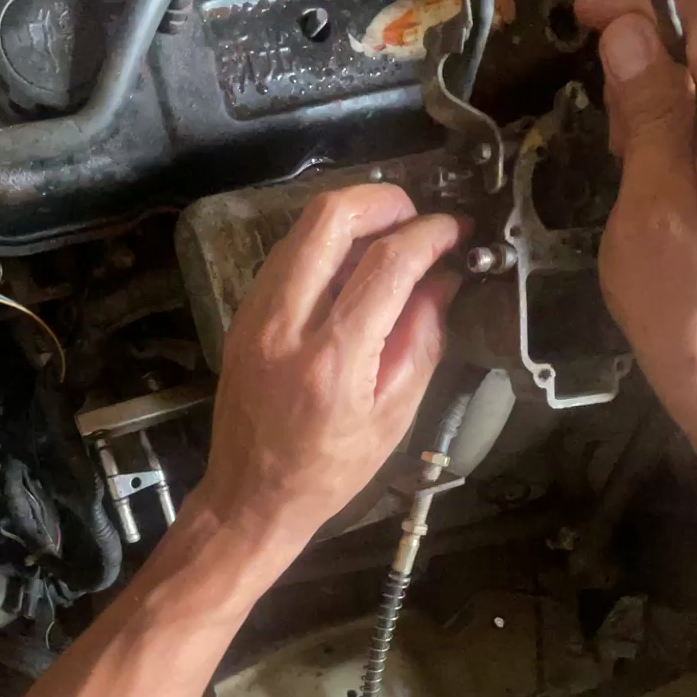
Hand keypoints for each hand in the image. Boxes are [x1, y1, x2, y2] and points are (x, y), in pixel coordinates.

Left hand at [191, 184, 466, 542]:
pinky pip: (283, 259)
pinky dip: (320, 248)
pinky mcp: (241, 319)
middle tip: (415, 219)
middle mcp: (284, 327)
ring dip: (349, 221)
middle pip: (329, 218)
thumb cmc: (327, 472)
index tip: (455, 230)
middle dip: (383, 200)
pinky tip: (347, 272)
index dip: (430, 234)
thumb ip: (422, 340)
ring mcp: (254, 318)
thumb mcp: (393, 417)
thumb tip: (441, 279)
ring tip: (386, 244)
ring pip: (300, 230)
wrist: (251, 496)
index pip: (387, 264)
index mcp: (332, 361)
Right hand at [575, 0, 696, 424]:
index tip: (590, 12)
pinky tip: (658, 151)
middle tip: (603, 100)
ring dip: (667, 82)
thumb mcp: (647, 206)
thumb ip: (647, 111)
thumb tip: (626, 29)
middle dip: (657, 45)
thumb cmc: (676, 298)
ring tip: (628, 146)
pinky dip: (688, 106)